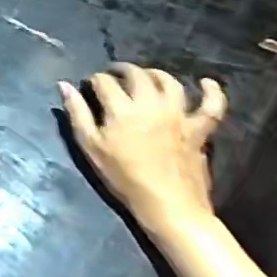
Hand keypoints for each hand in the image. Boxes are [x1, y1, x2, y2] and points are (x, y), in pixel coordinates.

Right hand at [58, 64, 225, 233]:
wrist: (169, 206)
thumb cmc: (124, 177)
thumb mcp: (91, 146)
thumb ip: (77, 113)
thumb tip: (64, 85)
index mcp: (122, 110)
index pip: (104, 82)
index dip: (94, 80)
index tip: (89, 87)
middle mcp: (150, 106)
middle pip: (136, 75)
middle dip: (121, 69)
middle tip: (113, 74)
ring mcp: (178, 116)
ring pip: (169, 83)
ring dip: (155, 73)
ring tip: (145, 75)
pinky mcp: (199, 130)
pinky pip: (212, 107)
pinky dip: (212, 93)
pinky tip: (206, 82)